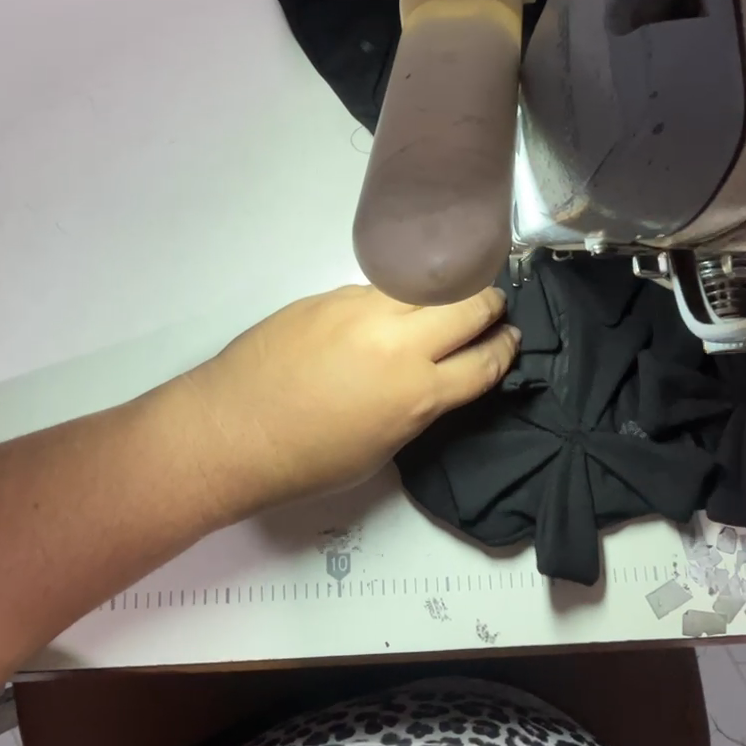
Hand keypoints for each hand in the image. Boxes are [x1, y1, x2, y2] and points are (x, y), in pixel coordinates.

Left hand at [166, 285, 519, 519]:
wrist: (234, 429)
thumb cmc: (308, 460)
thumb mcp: (382, 447)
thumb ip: (420, 405)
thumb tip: (435, 376)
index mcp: (418, 394)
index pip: (486, 360)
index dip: (506, 347)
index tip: (511, 337)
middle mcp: (400, 343)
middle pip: (470, 305)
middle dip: (489, 305)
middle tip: (490, 308)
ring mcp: (363, 310)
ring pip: (426, 285)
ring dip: (446, 291)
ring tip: (447, 297)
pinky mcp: (331, 295)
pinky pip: (380, 289)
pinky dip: (396, 297)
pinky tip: (387, 310)